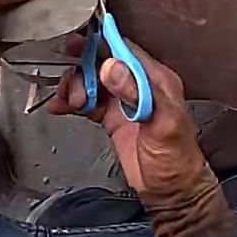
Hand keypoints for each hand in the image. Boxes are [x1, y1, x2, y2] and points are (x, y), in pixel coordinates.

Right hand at [50, 37, 209, 201]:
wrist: (170, 192)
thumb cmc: (175, 160)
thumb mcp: (162, 125)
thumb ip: (138, 94)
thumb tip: (112, 67)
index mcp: (156, 80)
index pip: (125, 51)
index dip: (101, 45)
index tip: (78, 44)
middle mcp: (138, 86)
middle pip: (103, 63)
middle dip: (82, 67)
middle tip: (68, 78)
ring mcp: (124, 102)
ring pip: (92, 82)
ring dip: (75, 87)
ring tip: (70, 102)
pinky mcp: (112, 118)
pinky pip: (88, 102)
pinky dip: (72, 103)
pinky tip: (60, 107)